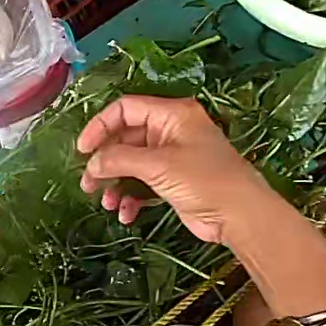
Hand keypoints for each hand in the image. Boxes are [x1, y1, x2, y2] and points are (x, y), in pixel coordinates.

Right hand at [76, 95, 284, 244]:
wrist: (241, 216)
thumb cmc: (204, 180)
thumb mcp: (158, 165)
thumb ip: (118, 160)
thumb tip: (91, 164)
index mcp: (171, 115)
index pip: (125, 109)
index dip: (100, 126)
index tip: (83, 150)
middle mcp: (170, 131)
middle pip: (124, 138)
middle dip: (104, 162)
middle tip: (88, 183)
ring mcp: (171, 156)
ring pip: (129, 163)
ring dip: (114, 182)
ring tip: (105, 201)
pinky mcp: (172, 180)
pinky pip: (140, 183)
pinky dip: (129, 197)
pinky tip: (125, 213)